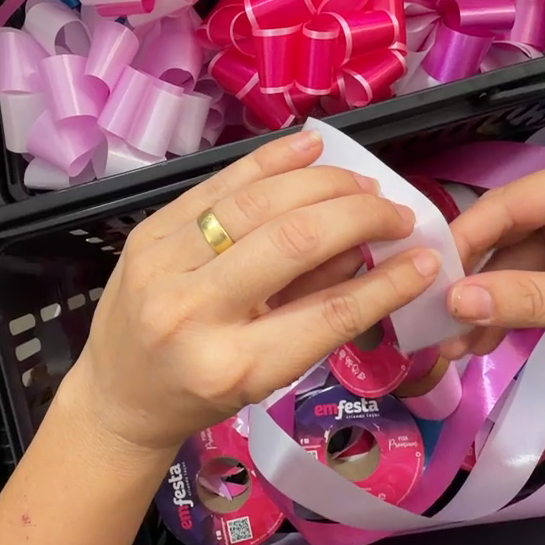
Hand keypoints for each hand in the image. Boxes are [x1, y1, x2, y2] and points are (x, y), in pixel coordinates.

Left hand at [63, 130, 443, 455]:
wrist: (118, 394)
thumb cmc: (197, 397)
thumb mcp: (264, 378)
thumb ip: (317, 310)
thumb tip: (368, 251)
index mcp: (231, 366)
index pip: (327, 314)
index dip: (386, 283)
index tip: (426, 257)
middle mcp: (193, 312)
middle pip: (292, 242)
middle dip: (357, 217)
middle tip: (396, 212)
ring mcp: (163, 264)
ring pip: (256, 203)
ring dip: (321, 184)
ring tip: (363, 182)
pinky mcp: (147, 232)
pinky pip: (217, 184)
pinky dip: (269, 161)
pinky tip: (311, 146)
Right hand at [441, 147, 544, 381]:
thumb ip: (532, 298)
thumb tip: (454, 300)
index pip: (510, 203)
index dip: (467, 241)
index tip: (429, 281)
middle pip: (506, 234)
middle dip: (474, 280)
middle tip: (433, 321)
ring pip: (513, 264)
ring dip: (486, 303)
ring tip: (453, 344)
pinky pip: (531, 284)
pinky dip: (509, 312)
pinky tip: (481, 340)